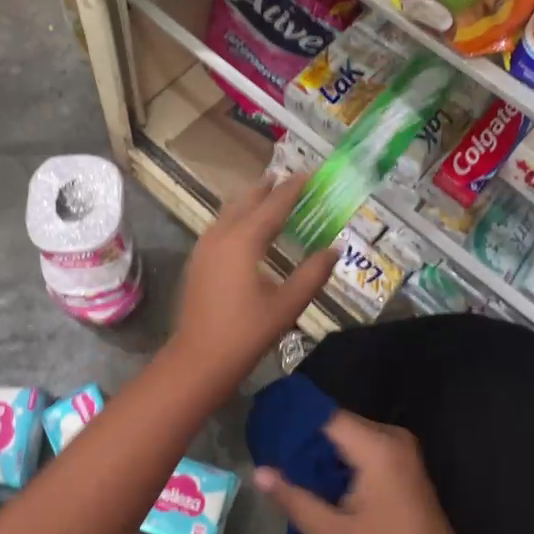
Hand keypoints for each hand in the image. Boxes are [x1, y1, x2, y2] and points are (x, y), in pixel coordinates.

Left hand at [168, 174, 335, 381]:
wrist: (198, 360)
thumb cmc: (245, 333)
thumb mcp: (287, 305)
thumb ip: (312, 274)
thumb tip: (334, 249)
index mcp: (244, 240)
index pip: (273, 205)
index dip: (292, 188)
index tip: (309, 173)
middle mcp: (221, 235)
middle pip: (247, 201)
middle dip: (268, 188)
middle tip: (289, 178)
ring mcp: (204, 247)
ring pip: (230, 211)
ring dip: (251, 200)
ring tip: (269, 194)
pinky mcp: (198, 260)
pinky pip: (220, 225)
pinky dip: (238, 216)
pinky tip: (247, 228)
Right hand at [253, 412, 517, 533]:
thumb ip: (294, 499)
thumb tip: (259, 471)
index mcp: (376, 446)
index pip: (325, 416)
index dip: (294, 421)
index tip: (266, 429)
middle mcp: (391, 435)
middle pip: (338, 424)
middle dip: (306, 441)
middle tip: (273, 457)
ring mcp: (401, 446)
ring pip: (350, 436)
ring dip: (324, 453)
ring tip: (291, 471)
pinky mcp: (403, 459)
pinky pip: (364, 446)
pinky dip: (342, 460)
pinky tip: (322, 482)